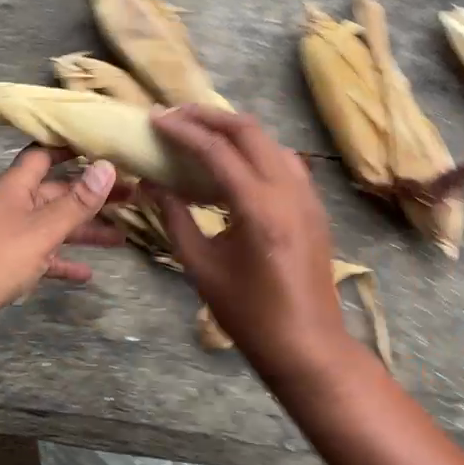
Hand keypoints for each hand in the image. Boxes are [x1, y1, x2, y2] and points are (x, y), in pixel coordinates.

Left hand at [0, 146, 124, 332]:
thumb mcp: (41, 230)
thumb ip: (75, 202)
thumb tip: (107, 166)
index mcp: (16, 186)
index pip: (44, 153)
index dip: (70, 146)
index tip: (103, 142)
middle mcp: (13, 204)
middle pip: (56, 191)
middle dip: (90, 193)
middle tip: (132, 195)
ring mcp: (9, 235)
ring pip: (53, 225)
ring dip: (84, 229)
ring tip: (123, 235)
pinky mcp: (8, 264)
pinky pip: (43, 256)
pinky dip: (64, 261)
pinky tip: (88, 273)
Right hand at [147, 106, 346, 370]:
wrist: (310, 349)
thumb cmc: (249, 314)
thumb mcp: (200, 266)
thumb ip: (174, 217)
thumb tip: (150, 183)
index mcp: (258, 209)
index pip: (216, 150)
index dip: (182, 131)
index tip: (155, 119)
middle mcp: (288, 193)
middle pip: (248, 131)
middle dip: (208, 117)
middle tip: (175, 115)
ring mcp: (307, 197)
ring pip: (269, 140)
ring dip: (232, 129)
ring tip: (200, 131)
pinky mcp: (314, 206)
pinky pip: (283, 159)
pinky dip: (254, 148)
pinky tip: (233, 160)